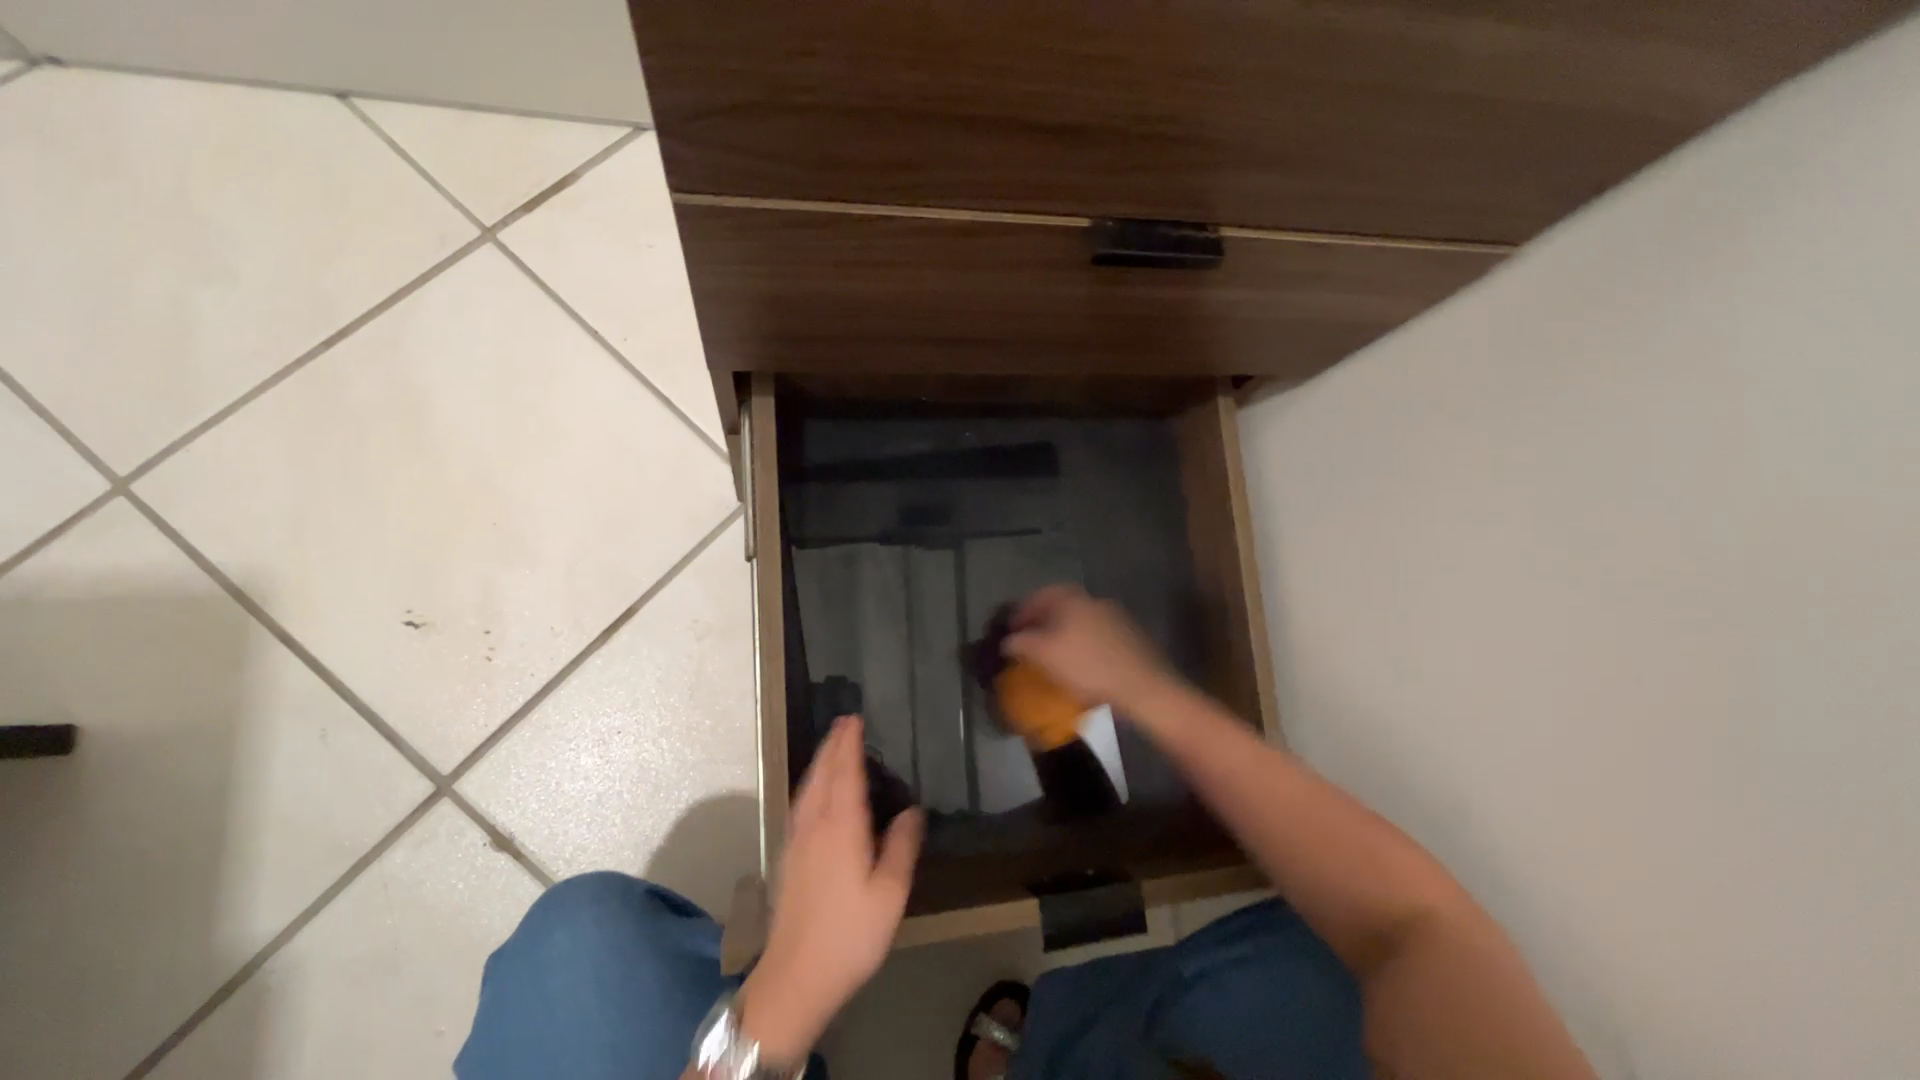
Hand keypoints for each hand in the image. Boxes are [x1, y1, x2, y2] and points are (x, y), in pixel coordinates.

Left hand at [740, 716, 924, 1062]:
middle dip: (832, 747)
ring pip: (807, 789)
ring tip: (832, 748)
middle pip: (821, 775)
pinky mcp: (788, 858)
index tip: (853, 718)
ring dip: (819, 763)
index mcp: (841, 828)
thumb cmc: (850, 935)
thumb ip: (901, 846)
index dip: (848, 744)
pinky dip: (810, 786)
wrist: (796, 976)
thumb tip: (912, 810)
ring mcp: (796, 841)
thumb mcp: (890, 894)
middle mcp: (814, 826)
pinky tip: (815, 794)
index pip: (845, 773)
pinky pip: (800, 805)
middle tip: (844, 723)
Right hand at [1003, 584, 1179, 713]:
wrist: (1143, 687)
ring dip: (1062, 634)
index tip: (1010, 631)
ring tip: (1051, 656)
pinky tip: (1079, 664)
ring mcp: (1115, 617)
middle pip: (1059, 606)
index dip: (1020, 612)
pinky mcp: (1130, 636)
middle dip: (1041, 623)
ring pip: (1079, 621)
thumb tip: (1008, 640)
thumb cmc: (1087, 666)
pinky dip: (1081, 644)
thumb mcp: (1044, 655)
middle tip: (1028, 642)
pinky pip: (1096, 635)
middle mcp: (1094, 600)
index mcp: (1072, 598)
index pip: (1038, 596)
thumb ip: (1020, 643)